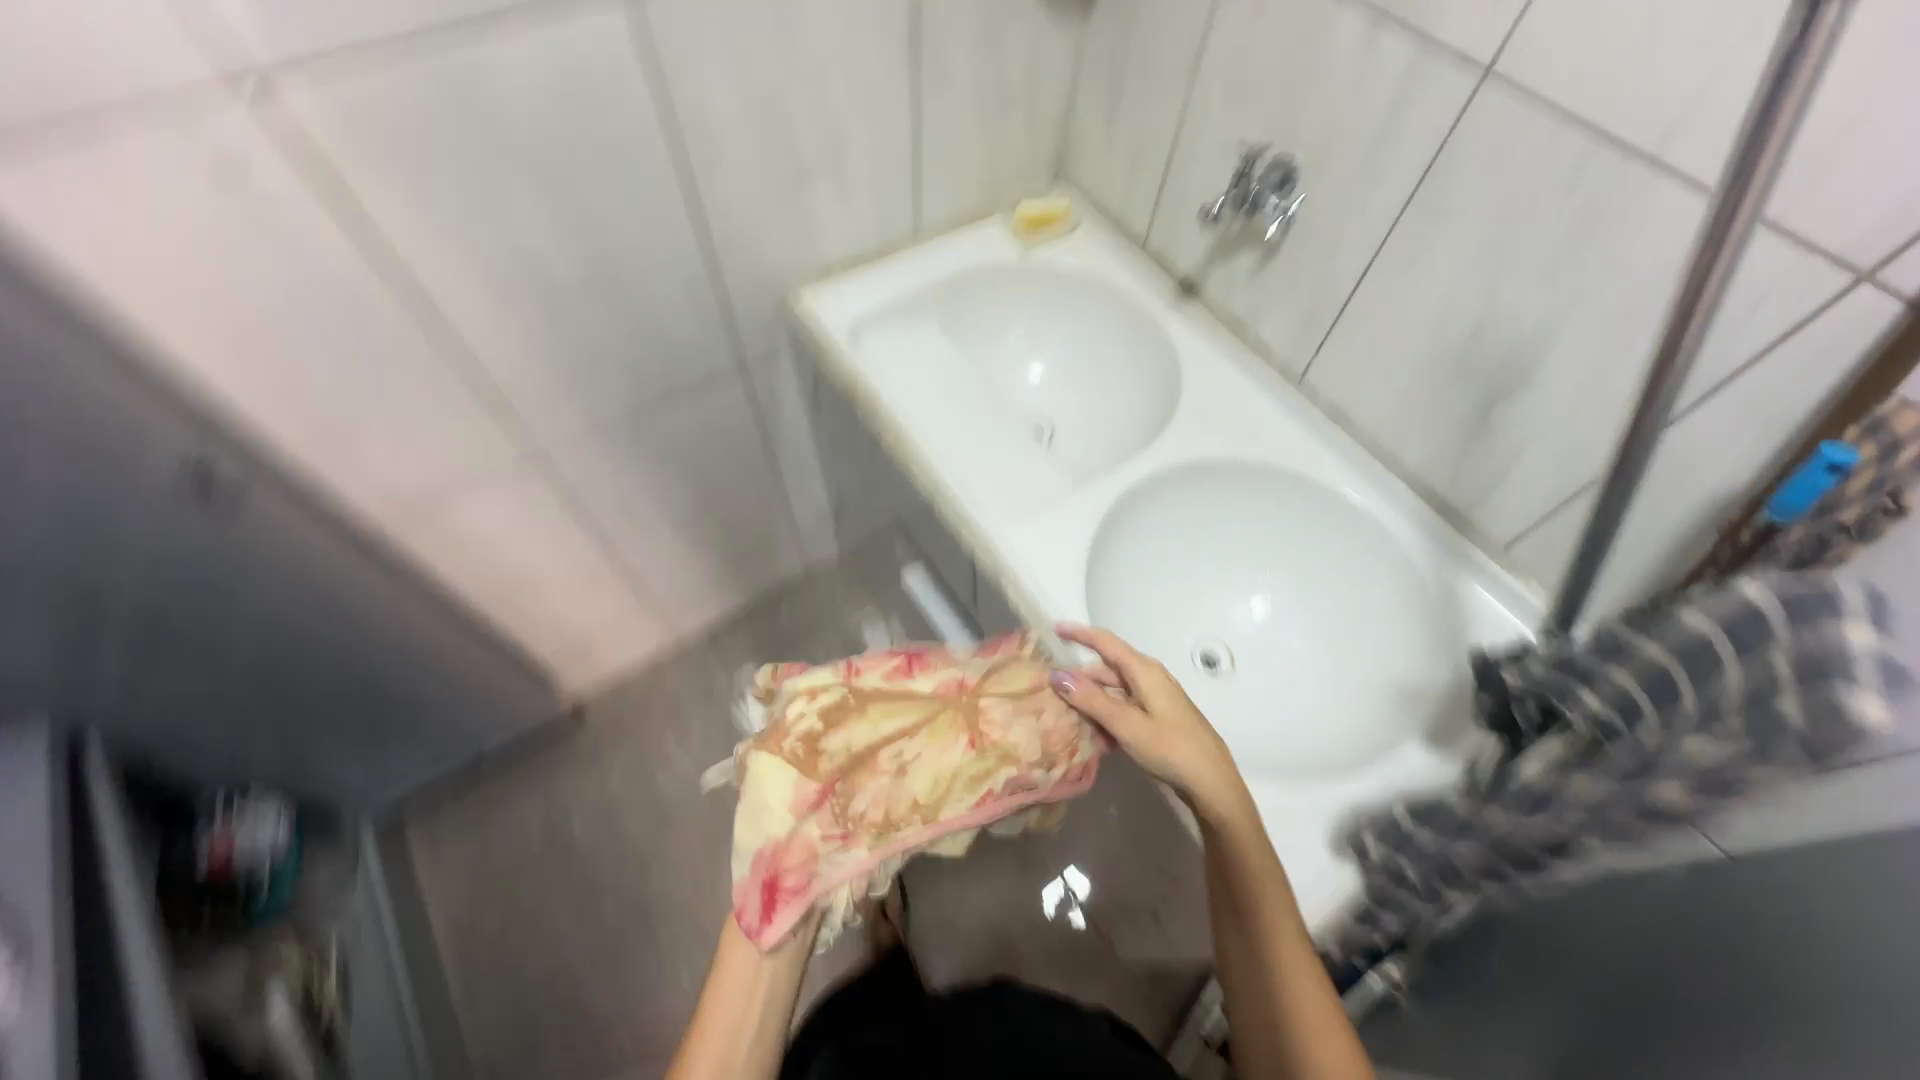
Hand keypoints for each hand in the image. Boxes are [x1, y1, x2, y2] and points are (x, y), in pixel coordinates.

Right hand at [1048, 624, 1250, 823]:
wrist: (1211, 781)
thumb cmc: (1170, 748)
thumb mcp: (1126, 725)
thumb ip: (1091, 700)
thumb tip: (1056, 676)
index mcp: (1144, 671)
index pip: (1106, 642)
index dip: (1080, 634)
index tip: (1054, 629)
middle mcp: (1149, 677)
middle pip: (1107, 669)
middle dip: (1079, 678)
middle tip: (1050, 692)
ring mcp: (1155, 698)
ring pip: (1114, 691)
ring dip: (1091, 702)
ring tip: (1066, 717)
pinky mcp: (1157, 717)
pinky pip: (1124, 707)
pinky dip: (1106, 716)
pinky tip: (1094, 736)